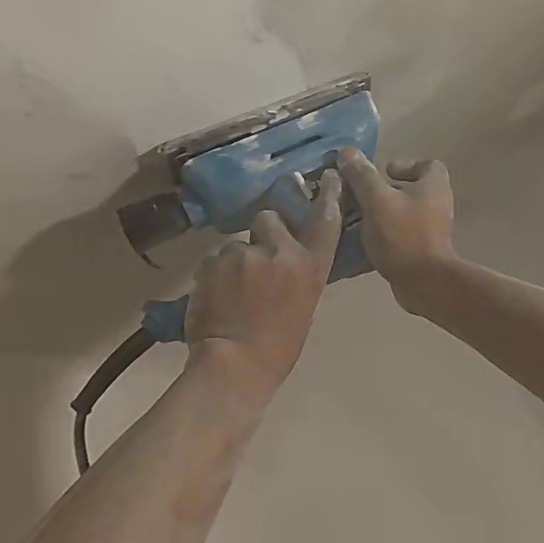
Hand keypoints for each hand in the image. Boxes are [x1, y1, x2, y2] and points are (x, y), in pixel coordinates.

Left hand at [184, 173, 343, 393]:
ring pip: (238, 243)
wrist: (234, 365)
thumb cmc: (278, 348)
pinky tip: (215, 296)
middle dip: (262, 233)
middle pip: (269, 219)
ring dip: (236, 260)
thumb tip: (285, 263)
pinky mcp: (214, 261)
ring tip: (231, 290)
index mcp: (310, 266)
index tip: (329, 177)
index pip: (324, 220)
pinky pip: (214, 259)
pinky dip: (215, 274)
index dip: (328, 196)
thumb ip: (298, 275)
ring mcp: (245, 253)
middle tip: (255, 260)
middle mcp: (281, 251)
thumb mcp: (303, 306)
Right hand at [336, 150, 458, 313]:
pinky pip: (403, 233)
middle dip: (386, 190)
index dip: (405, 164)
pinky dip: (386, 233)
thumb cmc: (403, 235)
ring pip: (405, 212)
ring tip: (358, 218)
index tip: (383, 173)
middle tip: (362, 196)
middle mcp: (438, 203)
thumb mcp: (377, 200)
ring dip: (383, 213)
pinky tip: (365, 240)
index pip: (427, 164)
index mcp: (434, 185)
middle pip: (412, 188)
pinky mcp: (425, 249)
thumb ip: (362, 176)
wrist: (423, 282)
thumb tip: (347, 152)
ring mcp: (433, 228)